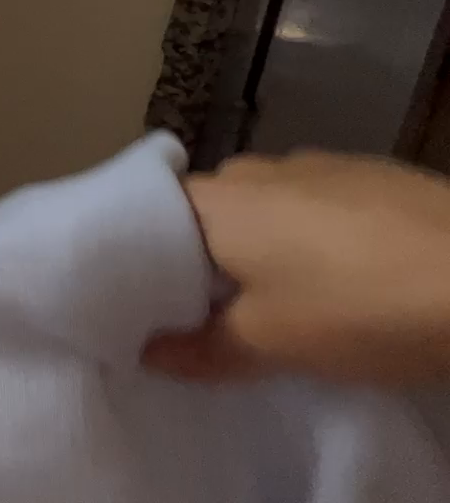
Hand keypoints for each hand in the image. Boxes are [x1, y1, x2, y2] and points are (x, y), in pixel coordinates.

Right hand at [142, 152, 449, 386]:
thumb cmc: (366, 305)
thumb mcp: (277, 344)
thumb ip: (202, 348)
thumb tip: (145, 354)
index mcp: (203, 200)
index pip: (142, 219)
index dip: (145, 258)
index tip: (154, 296)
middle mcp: (242, 170)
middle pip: (206, 212)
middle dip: (213, 253)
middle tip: (232, 305)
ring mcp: (311, 163)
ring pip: (268, 205)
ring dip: (274, 239)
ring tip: (307, 288)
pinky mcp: (374, 170)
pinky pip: (325, 201)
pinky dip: (329, 229)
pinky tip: (366, 266)